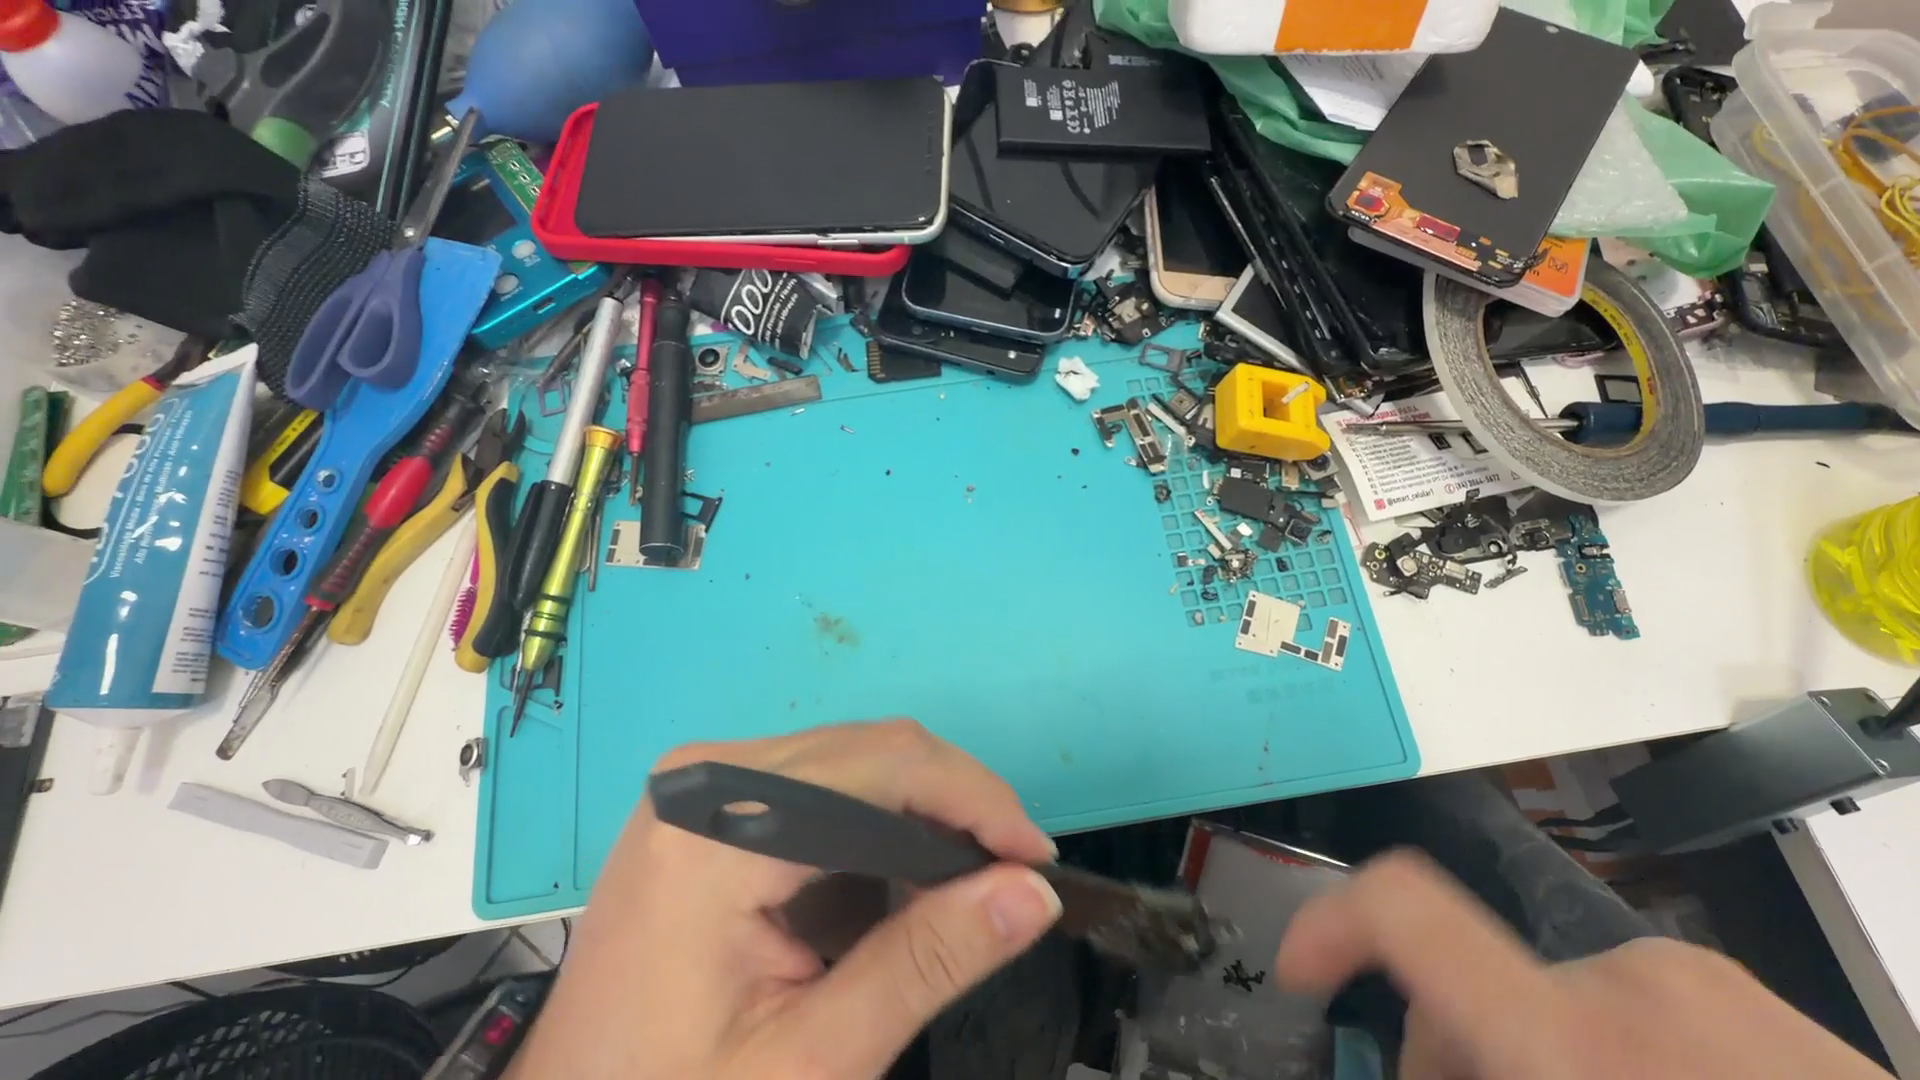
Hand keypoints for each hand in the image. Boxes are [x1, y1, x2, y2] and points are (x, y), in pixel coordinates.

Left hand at [505, 719, 1062, 1079]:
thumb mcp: (815, 1055)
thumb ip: (927, 961)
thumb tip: (1033, 892)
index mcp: (720, 829)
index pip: (884, 768)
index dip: (977, 803)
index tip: (1037, 862)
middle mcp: (706, 777)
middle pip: (871, 752)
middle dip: (954, 808)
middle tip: (1009, 881)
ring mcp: (700, 782)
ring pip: (851, 761)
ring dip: (917, 817)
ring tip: (958, 891)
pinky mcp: (704, 800)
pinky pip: (816, 783)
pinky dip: (871, 824)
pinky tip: (891, 884)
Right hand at [1275, 851, 1890, 1078]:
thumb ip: (1454, 1065)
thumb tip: (1415, 1051)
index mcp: (1571, 1044)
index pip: (1404, 910)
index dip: (1327, 922)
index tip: (1301, 973)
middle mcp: (1626, 981)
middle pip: (1462, 973)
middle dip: (1443, 1051)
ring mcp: (1698, 980)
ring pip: (1541, 995)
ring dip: (1521, 1058)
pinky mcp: (1759, 997)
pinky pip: (1624, 1008)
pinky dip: (1597, 1059)